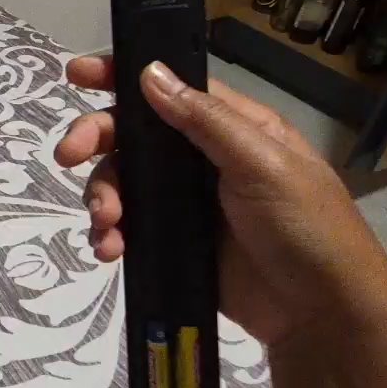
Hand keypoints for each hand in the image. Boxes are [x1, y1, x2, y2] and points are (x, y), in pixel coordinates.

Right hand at [54, 55, 386, 347]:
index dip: (121, 77)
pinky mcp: (168, 239)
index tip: (77, 74)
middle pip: (130, 134)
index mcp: (229, 128)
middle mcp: (199, 157)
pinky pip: (124, 225)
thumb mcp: (263, 165)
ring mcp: (181, 200)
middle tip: (66, 154)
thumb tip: (150, 73)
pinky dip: (109, 233)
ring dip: (101, 196)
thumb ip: (205, 121)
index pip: (168, 89)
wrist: (320, 315)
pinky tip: (110, 249)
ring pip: (119, 181)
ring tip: (106, 223)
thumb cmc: (306, 228)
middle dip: (93, 139)